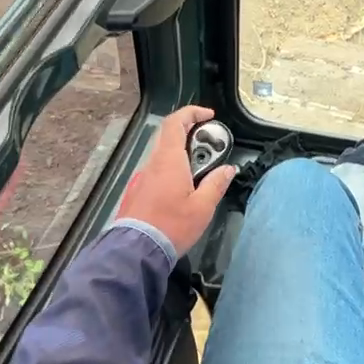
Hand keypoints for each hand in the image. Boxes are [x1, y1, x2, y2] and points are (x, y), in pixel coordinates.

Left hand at [115, 105, 235, 257]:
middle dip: (192, 136)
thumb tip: (228, 169)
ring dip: (182, 157)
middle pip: (169, 137)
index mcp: (169, 160)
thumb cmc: (172, 225)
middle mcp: (153, 164)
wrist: (136, 251)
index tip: (209, 116)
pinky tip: (182, 193)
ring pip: (163, 156)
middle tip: (210, 149)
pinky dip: (172, 172)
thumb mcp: (202, 207)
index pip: (175, 122)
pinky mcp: (137, 192)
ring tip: (200, 175)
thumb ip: (216, 184)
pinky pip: (157, 172)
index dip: (192, 113)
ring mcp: (142, 178)